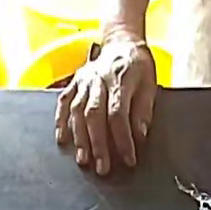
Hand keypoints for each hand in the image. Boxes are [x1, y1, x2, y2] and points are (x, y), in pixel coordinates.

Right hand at [55, 32, 156, 175]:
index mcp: (122, 76)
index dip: (123, 140)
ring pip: (77, 111)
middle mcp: (100, 77)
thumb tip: (139, 137)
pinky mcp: (74, 83)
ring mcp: (84, 80)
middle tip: (102, 168)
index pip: (119, 113)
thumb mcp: (149, 84)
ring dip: (79, 138)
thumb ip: (143, 111)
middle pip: (95, 115)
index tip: (129, 160)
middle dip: (98, 144)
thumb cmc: (137, 67)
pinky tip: (62, 139)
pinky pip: (63, 102)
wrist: (121, 41)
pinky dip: (61, 121)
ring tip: (83, 161)